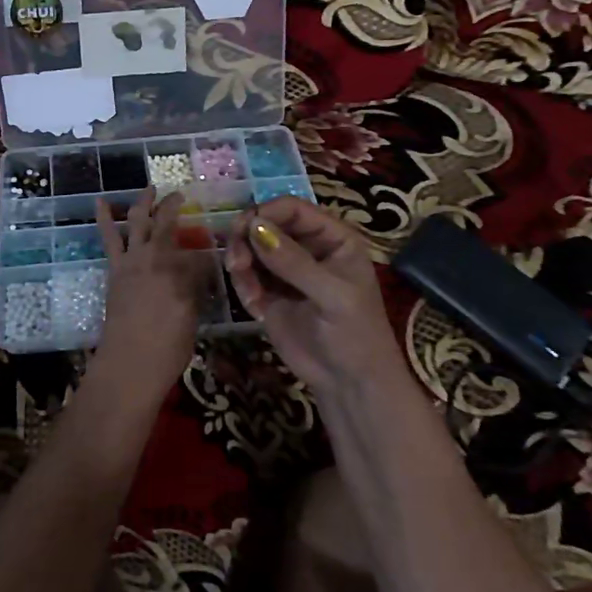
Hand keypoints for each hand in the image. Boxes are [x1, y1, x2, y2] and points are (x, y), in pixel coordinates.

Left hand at [90, 190, 199, 399]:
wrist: (130, 363)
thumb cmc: (169, 348)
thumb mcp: (192, 318)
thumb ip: (193, 290)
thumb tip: (195, 275)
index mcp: (183, 272)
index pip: (197, 254)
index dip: (204, 253)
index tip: (209, 253)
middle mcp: (158, 259)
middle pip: (167, 226)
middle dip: (173, 208)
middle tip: (179, 196)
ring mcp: (133, 262)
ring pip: (137, 223)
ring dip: (143, 203)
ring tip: (148, 188)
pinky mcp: (115, 270)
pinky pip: (110, 237)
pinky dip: (105, 218)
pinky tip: (101, 202)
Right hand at [224, 198, 405, 398]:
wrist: (348, 382)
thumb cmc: (355, 334)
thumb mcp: (331, 295)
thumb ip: (293, 261)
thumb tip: (254, 227)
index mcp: (333, 239)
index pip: (292, 209)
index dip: (265, 213)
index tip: (242, 229)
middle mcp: (307, 248)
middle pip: (264, 225)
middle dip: (246, 240)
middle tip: (236, 263)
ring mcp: (285, 271)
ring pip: (250, 249)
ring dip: (241, 264)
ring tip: (247, 289)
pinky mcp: (268, 293)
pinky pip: (245, 276)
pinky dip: (243, 286)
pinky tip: (255, 307)